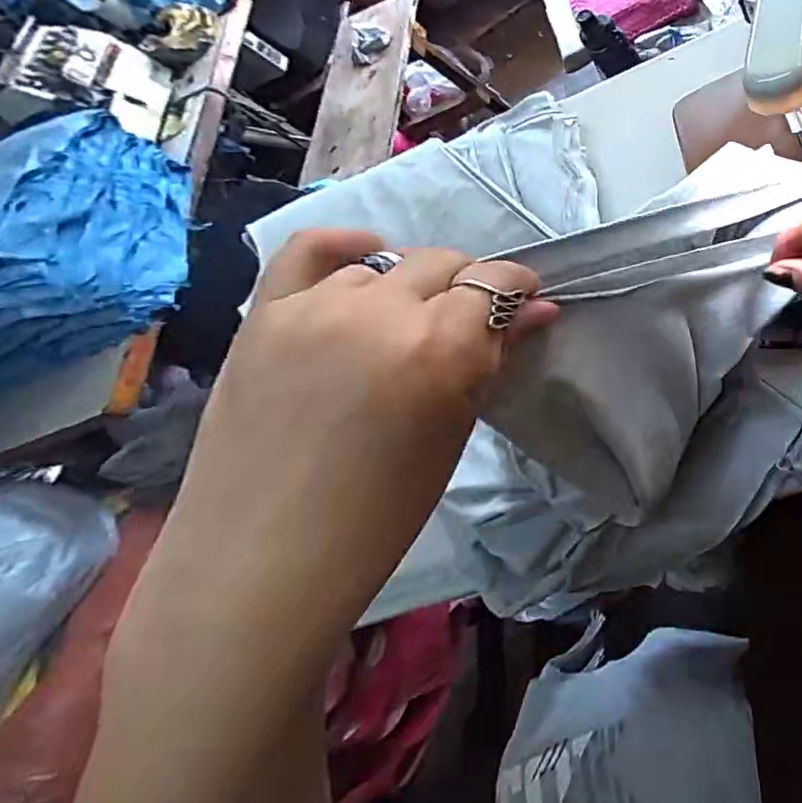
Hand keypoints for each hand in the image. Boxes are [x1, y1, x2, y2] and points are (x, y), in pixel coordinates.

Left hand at [135, 229, 555, 641]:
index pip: (492, 284)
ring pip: (385, 265)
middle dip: (468, 287)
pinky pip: (309, 252)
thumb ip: (495, 359)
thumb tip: (536, 311)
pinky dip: (345, 247)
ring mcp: (315, 307)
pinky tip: (364, 257)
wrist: (266, 555)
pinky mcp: (265, 314)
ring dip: (409, 287)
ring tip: (405, 326)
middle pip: (443, 263)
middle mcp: (380, 311)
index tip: (523, 302)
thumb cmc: (380, 513)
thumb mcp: (454, 431)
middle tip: (467, 325)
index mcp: (438, 348)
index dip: (515, 289)